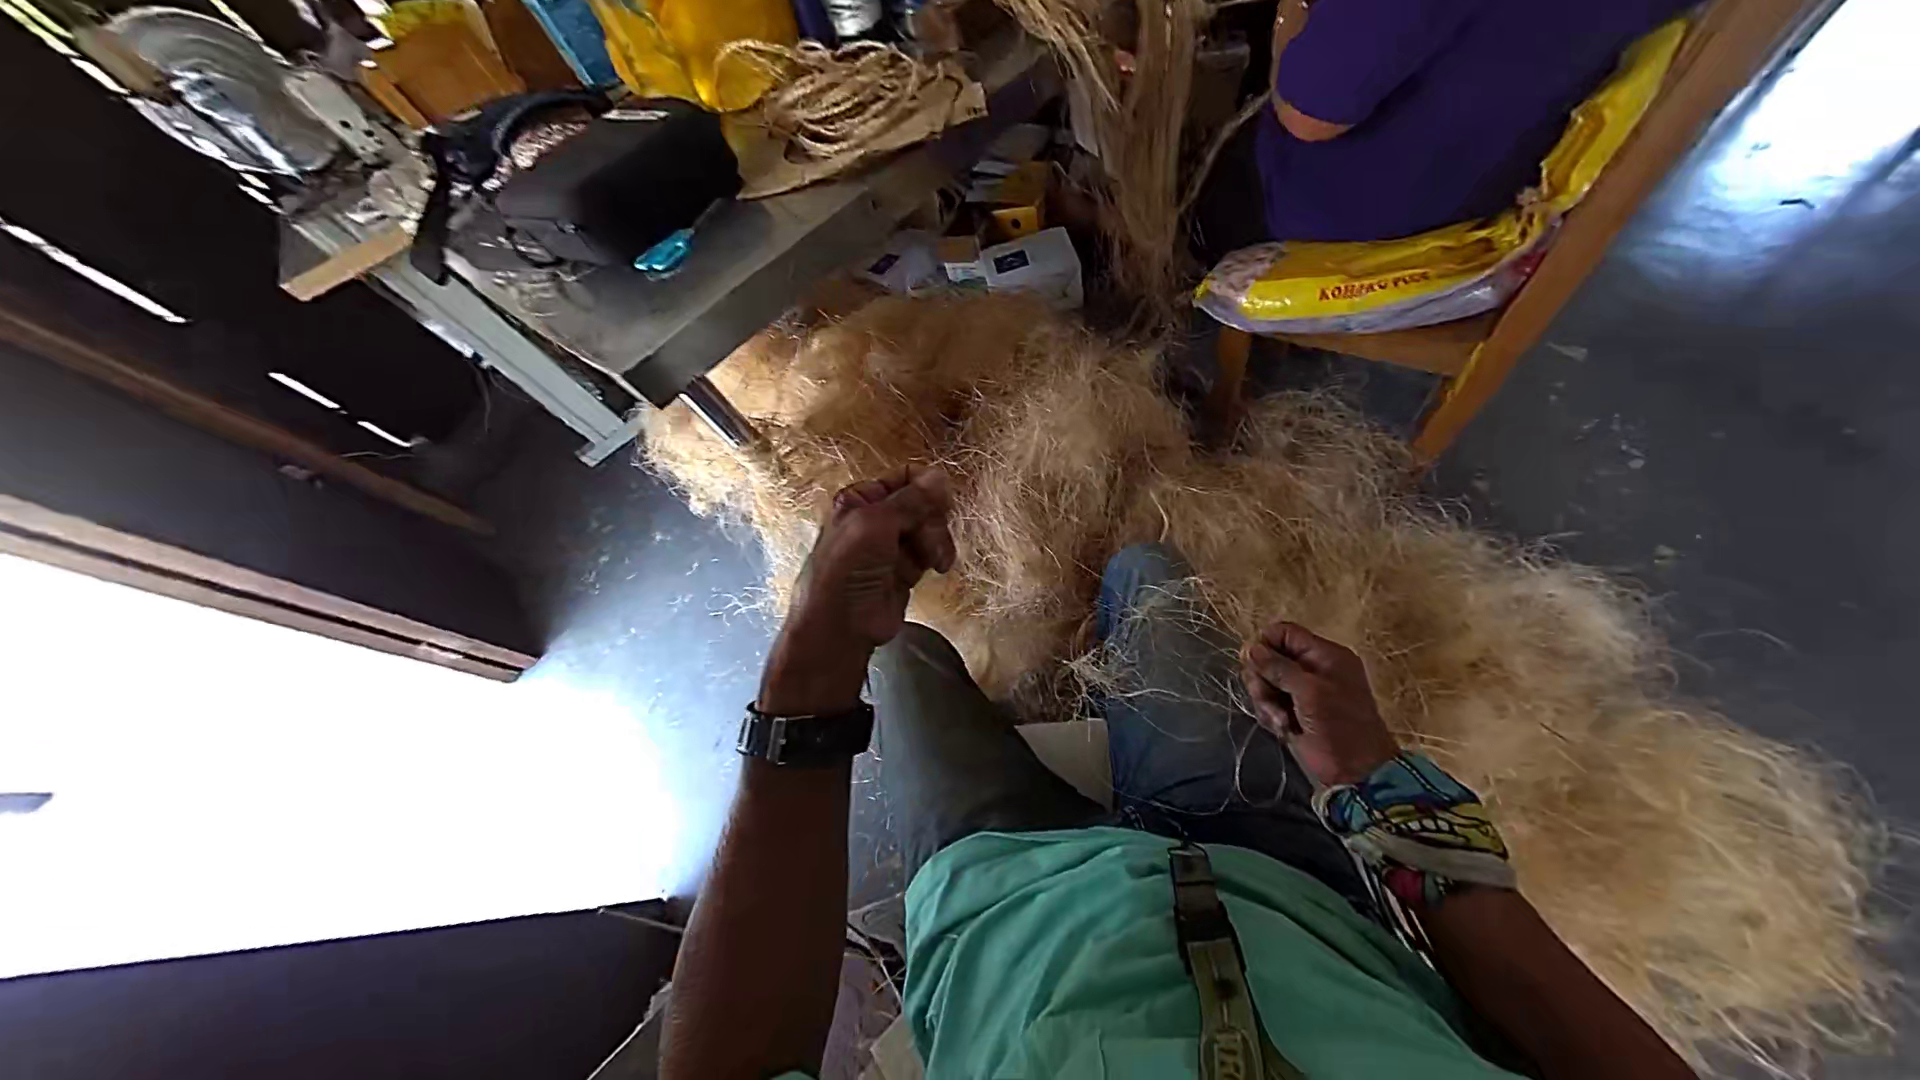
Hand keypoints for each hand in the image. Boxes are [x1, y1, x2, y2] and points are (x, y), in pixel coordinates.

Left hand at [758, 466, 955, 715]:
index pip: (905, 478)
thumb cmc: (849, 568)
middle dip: (932, 521)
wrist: (842, 625)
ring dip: (937, 541)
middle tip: (930, 541)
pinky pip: (930, 551)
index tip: (939, 502)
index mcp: (862, 499)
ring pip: (931, 528)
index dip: (925, 487)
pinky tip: (937, 568)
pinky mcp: (906, 569)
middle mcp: (877, 518)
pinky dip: (936, 557)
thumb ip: (911, 500)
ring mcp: (893, 545)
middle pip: (923, 504)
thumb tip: (940, 476)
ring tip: (936, 561)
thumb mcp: (876, 524)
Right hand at [1239, 620, 1398, 787]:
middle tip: (1270, 697)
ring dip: (1266, 701)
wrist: (1355, 770)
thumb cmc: (1340, 725)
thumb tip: (1249, 648)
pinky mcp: (1291, 710)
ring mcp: (1300, 690)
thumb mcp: (1310, 691)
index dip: (1265, 645)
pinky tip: (1283, 727)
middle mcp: (1310, 668)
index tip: (1257, 664)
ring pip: (1263, 681)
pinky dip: (1270, 714)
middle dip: (1263, 679)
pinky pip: (1266, 702)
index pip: (1283, 632)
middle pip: (1267, 657)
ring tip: (1281, 719)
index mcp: (1323, 654)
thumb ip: (1278, 667)